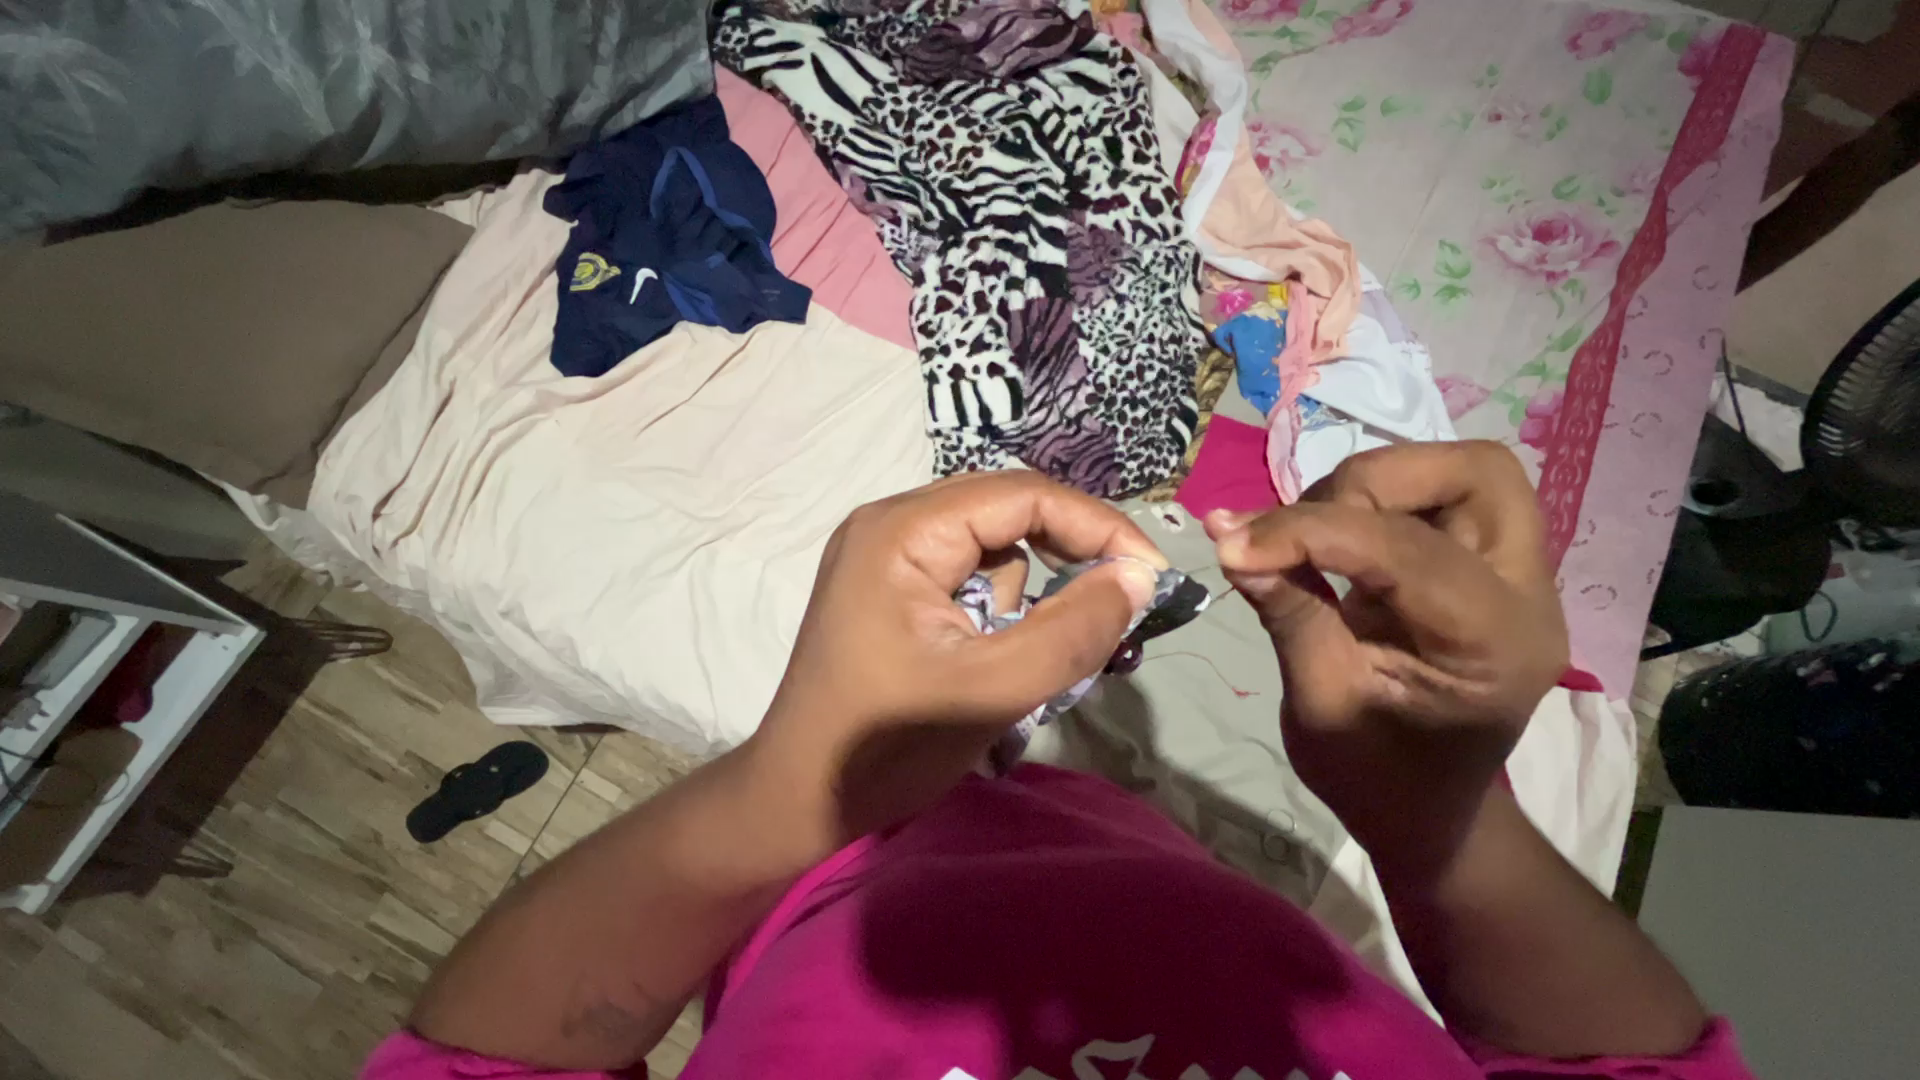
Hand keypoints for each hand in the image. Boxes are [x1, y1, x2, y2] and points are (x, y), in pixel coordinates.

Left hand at [742, 472, 1165, 845]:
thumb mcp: (991, 691)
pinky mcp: (889, 586)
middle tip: (1113, 613)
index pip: (1022, 495)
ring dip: (1030, 596)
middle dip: (1066, 560)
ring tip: (1026, 660)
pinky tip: (995, 658)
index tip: (1149, 577)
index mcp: (903, 531)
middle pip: (1007, 513)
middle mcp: (890, 523)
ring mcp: (884, 554)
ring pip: (993, 548)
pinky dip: (1001, 610)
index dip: (1096, 526)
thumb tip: (1138, 577)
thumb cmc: (886, 747)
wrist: (798, 799)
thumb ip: (1072, 632)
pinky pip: (968, 576)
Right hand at [1205, 441, 1567, 878]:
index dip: (1311, 532)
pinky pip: (1442, 495)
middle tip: (1302, 531)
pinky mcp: (1486, 566)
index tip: (1232, 542)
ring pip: (1462, 471)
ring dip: (1374, 486)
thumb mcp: (1318, 703)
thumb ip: (1286, 610)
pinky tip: (1333, 535)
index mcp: (1492, 644)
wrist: (1427, 811)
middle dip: (1370, 485)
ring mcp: (1516, 575)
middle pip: (1473, 473)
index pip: (1404, 549)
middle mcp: (1526, 593)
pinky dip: (1378, 500)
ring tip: (1310, 536)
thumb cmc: (1374, 774)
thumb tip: (1228, 536)